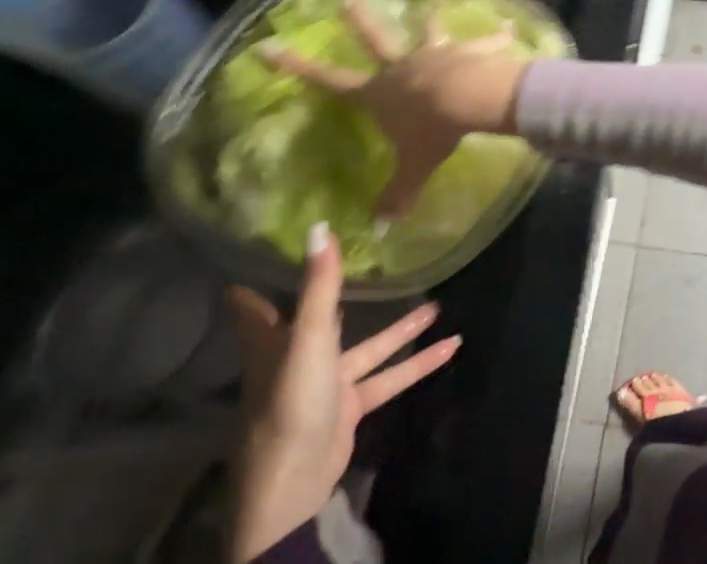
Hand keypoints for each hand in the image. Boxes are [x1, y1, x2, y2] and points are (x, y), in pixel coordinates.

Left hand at [227, 223, 461, 562]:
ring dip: (401, 329)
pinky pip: (387, 378)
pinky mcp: (349, 406)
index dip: (256, 278)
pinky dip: (417, 364)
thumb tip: (321, 227)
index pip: (255, 302)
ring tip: (438, 305)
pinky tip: (451, 348)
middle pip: (318, 317)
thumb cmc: (290, 401)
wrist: (293, 479)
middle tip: (363, 261)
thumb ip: (320, 287)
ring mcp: (326, 382)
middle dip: (337, 294)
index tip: (265, 248)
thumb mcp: (308, 338)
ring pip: (367, 347)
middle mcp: (298, 356)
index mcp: (275, 339)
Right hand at [264, 0, 529, 218]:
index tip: (268, 46)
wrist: (470, 99)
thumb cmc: (434, 132)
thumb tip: (380, 231)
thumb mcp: (414, 166)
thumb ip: (397, 196)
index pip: (329, 81)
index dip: (297, 67)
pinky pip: (488, 42)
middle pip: (376, 39)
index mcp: (379, 93)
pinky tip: (512, 27)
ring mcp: (436, 54)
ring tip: (433, 4)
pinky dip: (500, 36)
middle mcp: (402, 67)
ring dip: (431, 18)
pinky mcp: (470, 51)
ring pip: (429, 31)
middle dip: (360, 21)